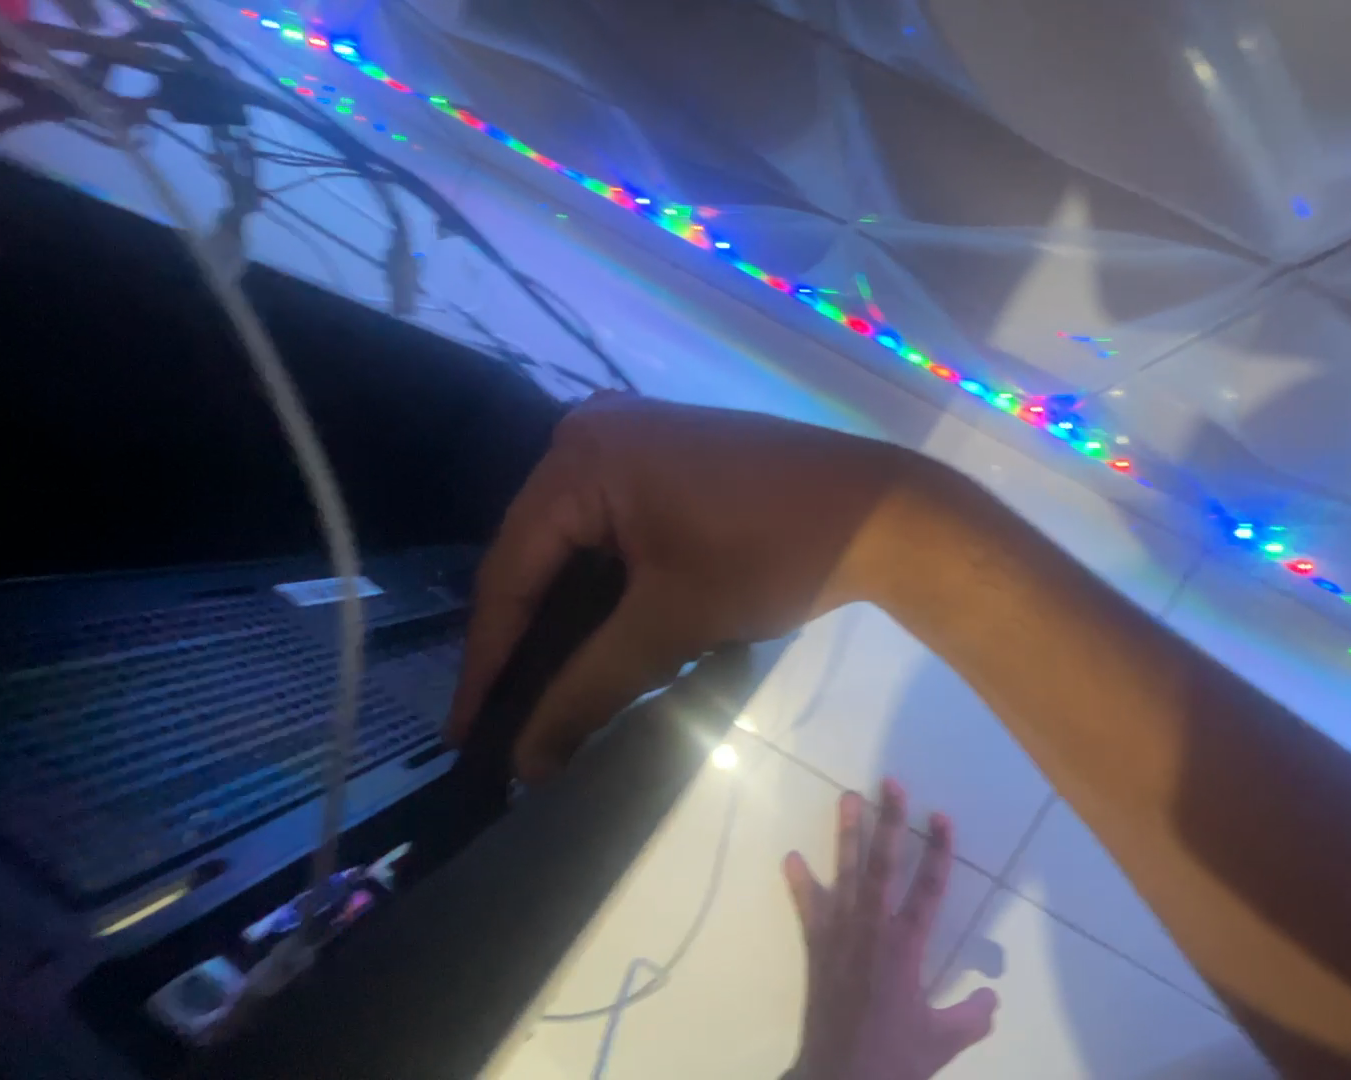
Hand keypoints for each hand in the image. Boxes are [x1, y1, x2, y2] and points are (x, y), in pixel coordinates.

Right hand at [445, 393, 923, 779]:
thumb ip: (589, 689)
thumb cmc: (774, 556)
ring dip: (570, 615)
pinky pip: (617, 526)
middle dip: (528, 640)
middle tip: (507, 720)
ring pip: (580, 544)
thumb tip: (524, 763)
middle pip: (541, 555)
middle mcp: (594, 432)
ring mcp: (637, 438)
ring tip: (547, 690)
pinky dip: (608, 582)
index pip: (511, 572)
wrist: (883, 513)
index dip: (488, 661)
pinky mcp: (672, 456)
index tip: (467, 734)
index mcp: (581, 457)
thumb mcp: (673, 623)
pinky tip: (600, 634)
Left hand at [783, 779, 997, 1079]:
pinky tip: (790, 856)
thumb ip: (971, 1015)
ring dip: (847, 834)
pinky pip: (808, 909)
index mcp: (906, 947)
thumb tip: (992, 996)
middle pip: (884, 865)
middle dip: (890, 822)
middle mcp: (872, 929)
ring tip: (847, 796)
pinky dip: (799, 883)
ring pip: (846, 874)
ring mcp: (841, 933)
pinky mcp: (817, 946)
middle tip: (891, 783)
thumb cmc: (894, 1058)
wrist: (839, 1079)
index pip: (929, 889)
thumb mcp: (942, 1041)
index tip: (941, 814)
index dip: (937, 850)